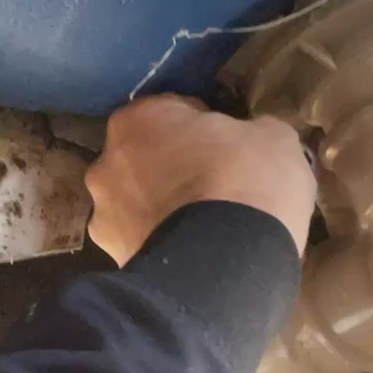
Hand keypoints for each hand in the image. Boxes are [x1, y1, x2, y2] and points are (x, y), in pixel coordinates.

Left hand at [85, 95, 315, 265]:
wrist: (223, 260)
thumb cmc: (246, 181)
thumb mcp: (270, 137)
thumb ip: (246, 131)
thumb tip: (246, 140)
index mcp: (134, 120)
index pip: (167, 112)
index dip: (198, 126)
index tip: (223, 143)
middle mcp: (105, 163)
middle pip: (142, 158)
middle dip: (170, 167)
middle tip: (211, 184)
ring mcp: (102, 213)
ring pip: (134, 202)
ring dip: (159, 207)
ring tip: (201, 224)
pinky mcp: (110, 254)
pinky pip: (138, 239)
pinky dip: (158, 240)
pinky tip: (188, 249)